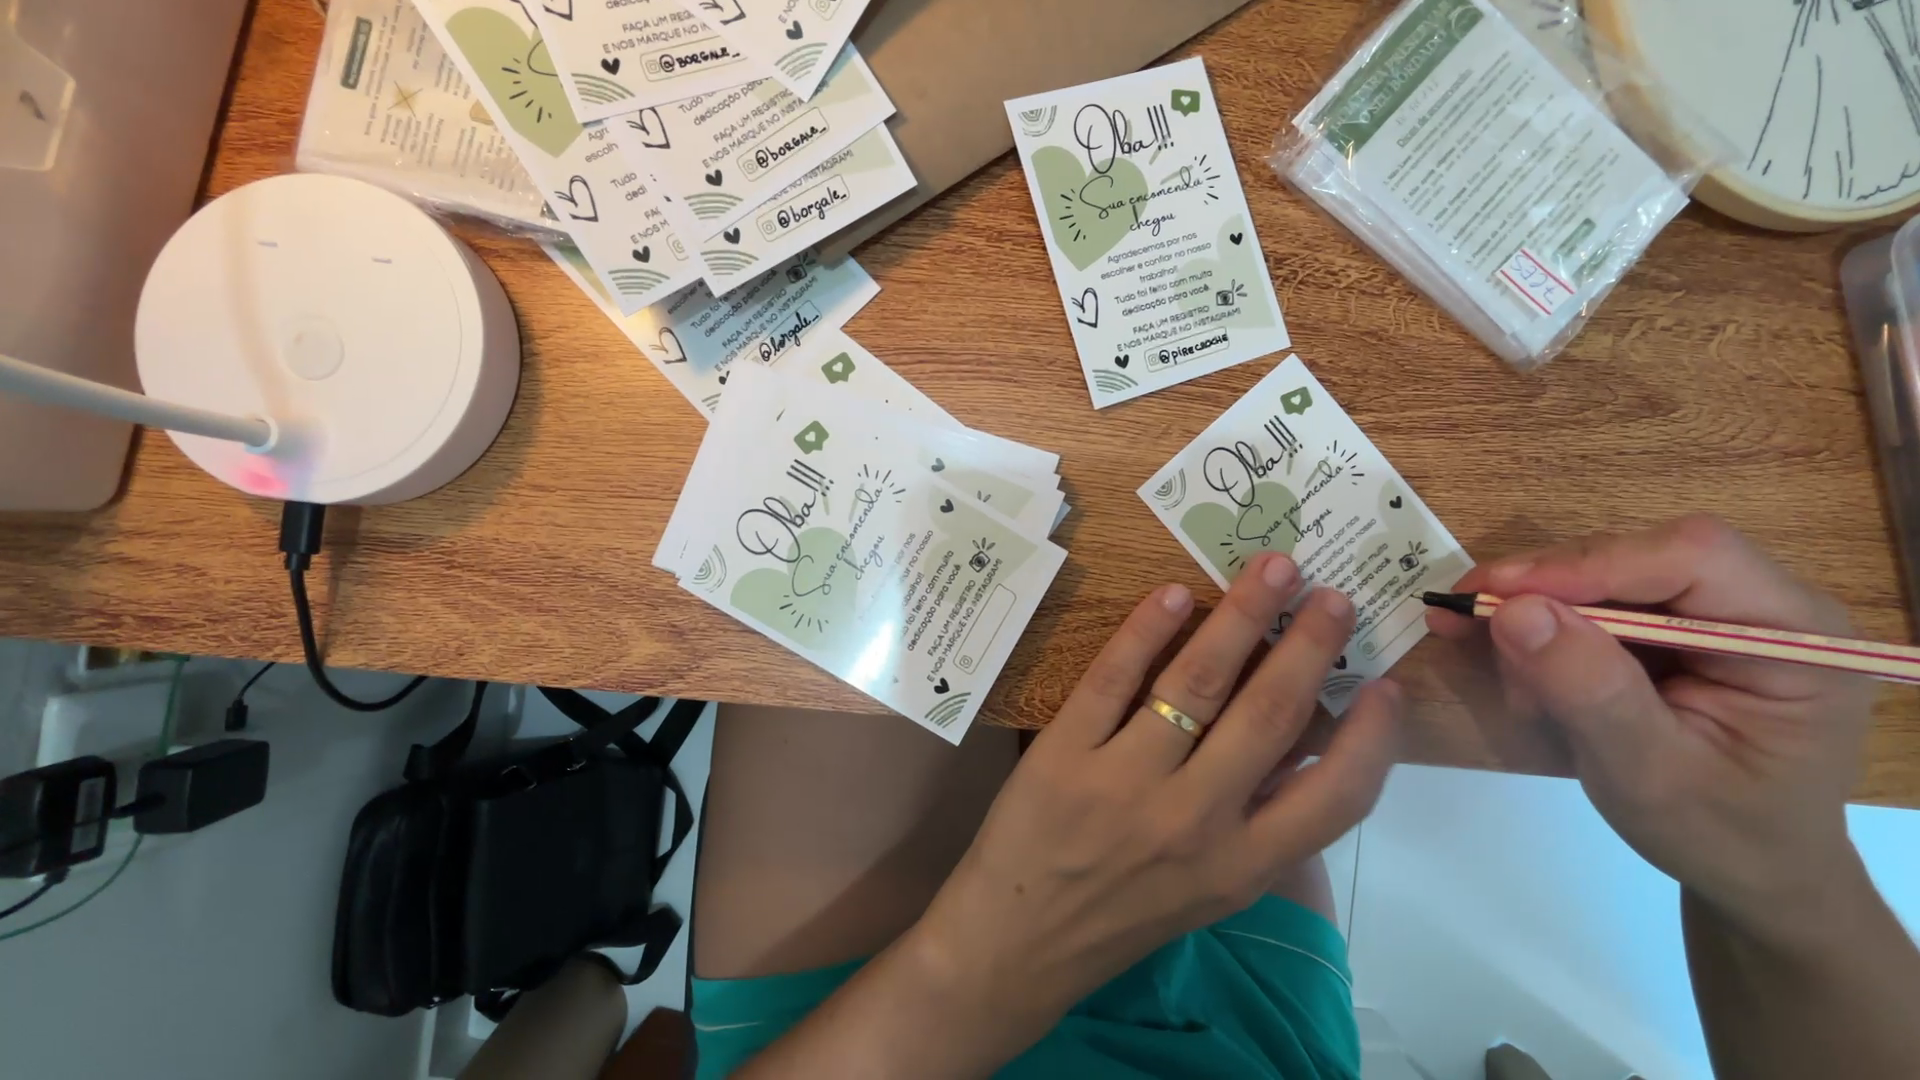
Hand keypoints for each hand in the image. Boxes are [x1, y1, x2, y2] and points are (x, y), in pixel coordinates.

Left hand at [899, 552, 1402, 1053]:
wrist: (1017, 940)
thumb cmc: (1120, 914)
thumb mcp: (1210, 890)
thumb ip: (1259, 822)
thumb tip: (1302, 735)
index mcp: (1242, 866)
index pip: (1335, 797)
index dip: (1373, 738)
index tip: (1389, 683)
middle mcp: (1194, 821)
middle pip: (1268, 715)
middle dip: (1309, 647)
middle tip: (1329, 593)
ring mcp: (1125, 782)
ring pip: (1198, 682)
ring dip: (1240, 617)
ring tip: (1271, 571)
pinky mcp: (1064, 753)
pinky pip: (1113, 678)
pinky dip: (1147, 630)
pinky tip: (1174, 595)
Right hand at [1428, 515, 1875, 936]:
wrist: (1743, 867)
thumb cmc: (1716, 832)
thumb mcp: (1647, 773)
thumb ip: (1589, 690)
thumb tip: (1513, 611)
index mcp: (1791, 635)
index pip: (1690, 558)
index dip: (1587, 565)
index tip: (1495, 595)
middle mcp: (1757, 605)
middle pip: (1634, 556)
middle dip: (1543, 589)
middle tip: (1461, 619)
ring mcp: (1710, 612)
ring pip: (1598, 574)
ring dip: (1532, 615)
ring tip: (1496, 668)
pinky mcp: (1668, 626)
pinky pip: (1588, 602)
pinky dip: (1537, 631)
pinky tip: (1512, 666)